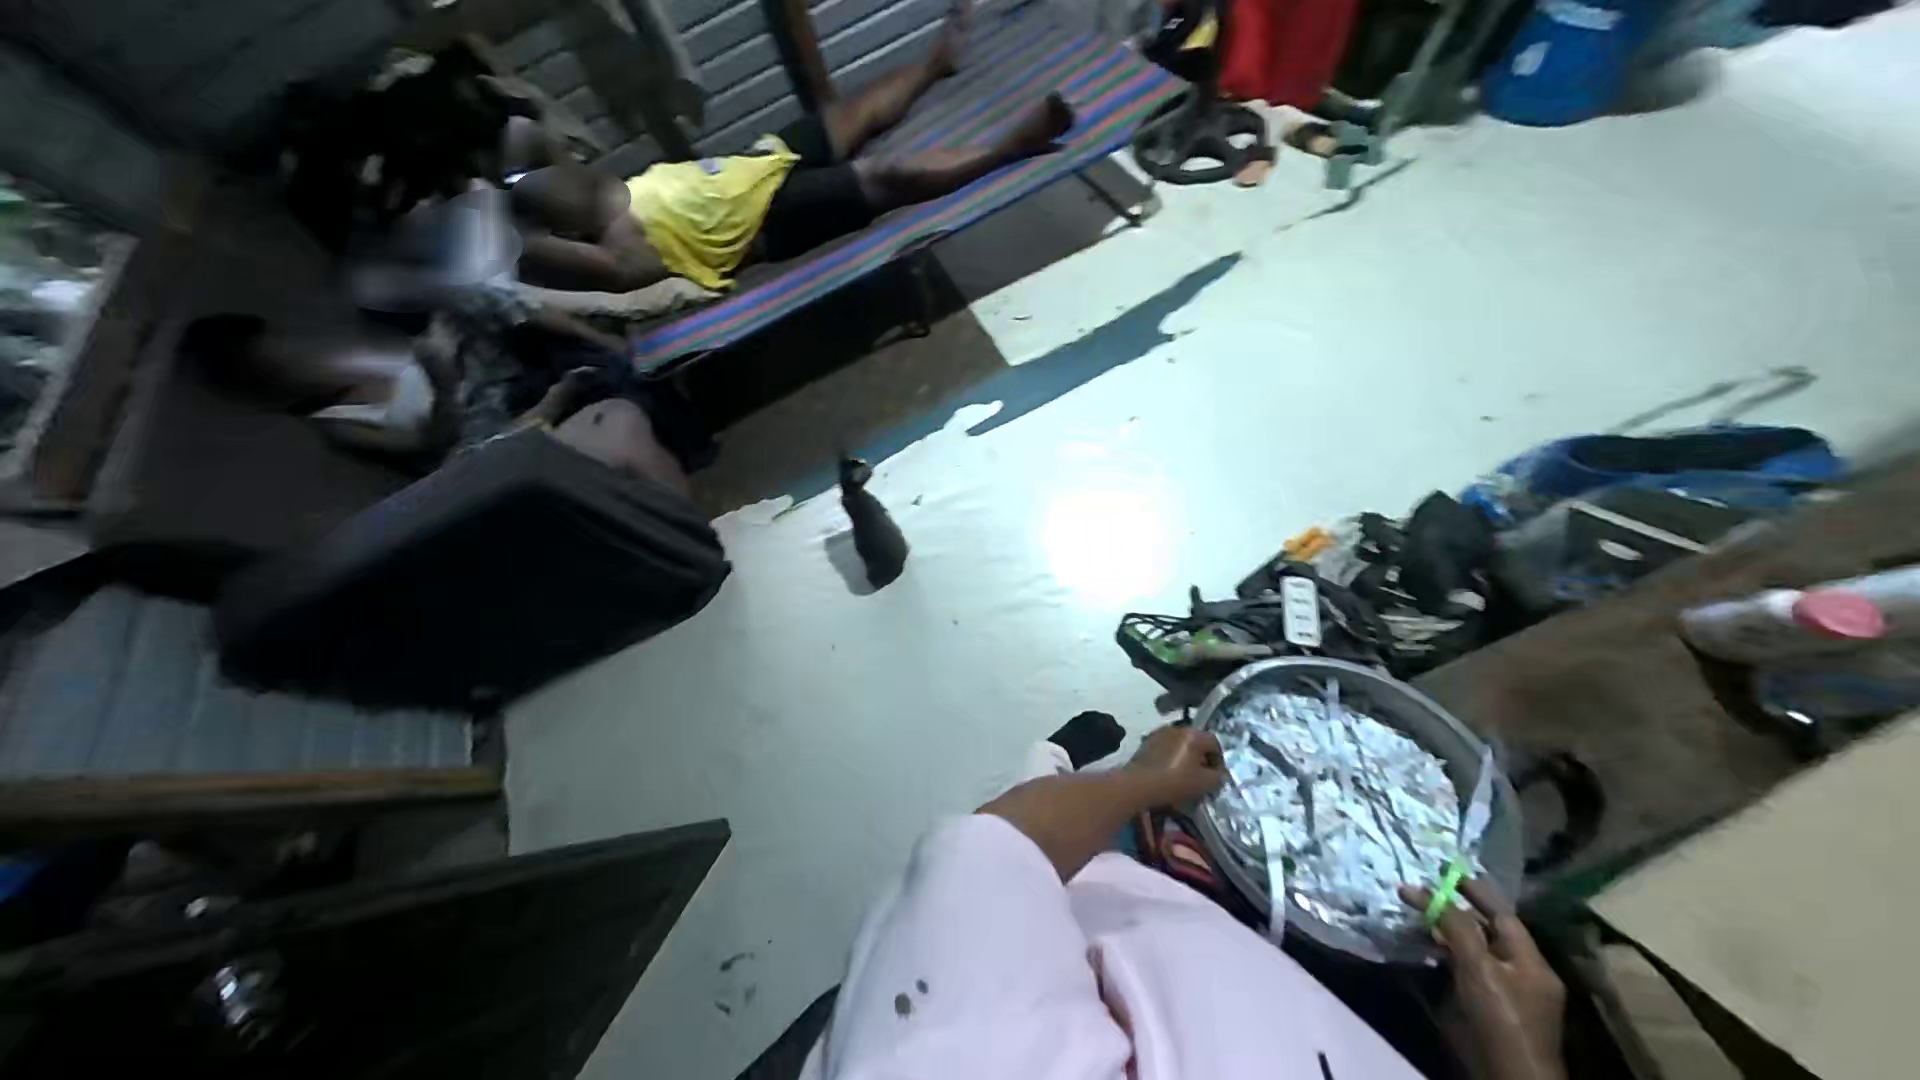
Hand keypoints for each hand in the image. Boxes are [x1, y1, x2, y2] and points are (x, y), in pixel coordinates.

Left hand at [1126, 726, 1225, 804]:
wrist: (1139, 783)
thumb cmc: (1175, 781)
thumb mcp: (1205, 783)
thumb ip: (1218, 777)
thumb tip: (1220, 774)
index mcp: (1193, 734)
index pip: (1214, 743)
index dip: (1219, 761)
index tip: (1216, 776)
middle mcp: (1176, 728)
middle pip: (1196, 741)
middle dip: (1202, 758)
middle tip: (1202, 776)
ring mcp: (1159, 733)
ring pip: (1180, 744)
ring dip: (1186, 757)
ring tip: (1185, 775)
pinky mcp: (1147, 741)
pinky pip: (1166, 747)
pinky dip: (1171, 757)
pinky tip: (1169, 772)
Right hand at [1400, 879, 1565, 1079]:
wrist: (1508, 1078)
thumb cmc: (1501, 1018)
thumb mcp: (1479, 967)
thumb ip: (1456, 926)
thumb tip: (1424, 889)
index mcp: (1530, 961)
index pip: (1502, 915)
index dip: (1474, 890)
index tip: (1445, 870)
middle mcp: (1521, 972)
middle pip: (1486, 931)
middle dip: (1455, 909)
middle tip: (1422, 890)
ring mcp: (1505, 992)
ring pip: (1473, 949)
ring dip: (1445, 930)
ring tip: (1416, 913)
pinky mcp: (1487, 1006)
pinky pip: (1465, 969)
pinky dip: (1444, 954)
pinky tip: (1424, 947)